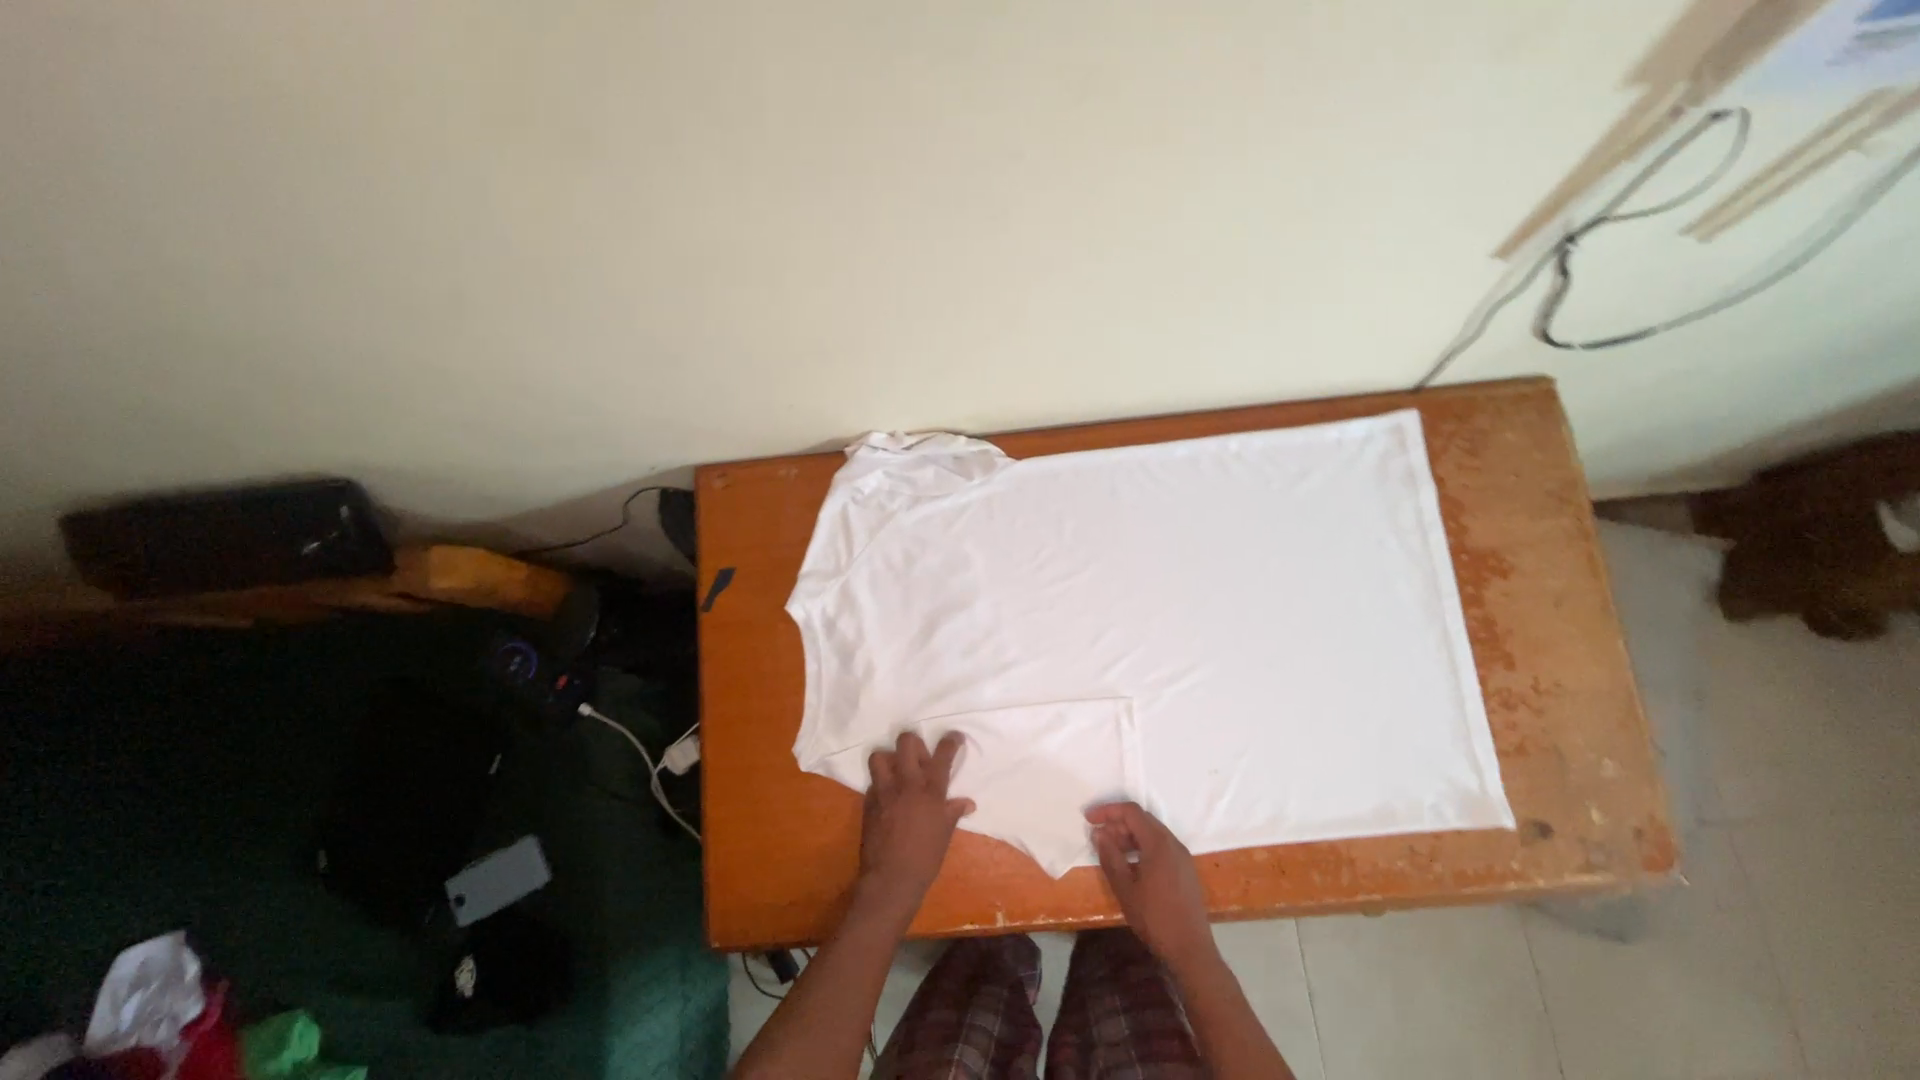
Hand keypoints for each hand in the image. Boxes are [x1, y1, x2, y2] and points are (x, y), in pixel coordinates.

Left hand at [857, 731, 974, 915]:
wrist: (891, 878)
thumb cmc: (925, 859)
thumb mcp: (945, 835)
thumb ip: (953, 813)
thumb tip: (967, 803)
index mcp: (931, 792)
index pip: (943, 756)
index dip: (951, 741)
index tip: (955, 736)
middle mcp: (907, 785)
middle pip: (907, 743)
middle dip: (914, 743)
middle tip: (920, 757)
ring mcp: (884, 792)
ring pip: (879, 756)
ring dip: (889, 759)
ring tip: (897, 772)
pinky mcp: (868, 802)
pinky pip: (872, 782)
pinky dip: (880, 784)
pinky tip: (887, 797)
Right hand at [1086, 801, 1216, 973]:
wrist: (1190, 948)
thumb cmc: (1154, 918)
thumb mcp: (1125, 888)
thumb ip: (1110, 857)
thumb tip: (1099, 833)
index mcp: (1159, 843)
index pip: (1132, 812)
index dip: (1108, 811)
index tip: (1088, 819)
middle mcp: (1173, 843)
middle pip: (1143, 820)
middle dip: (1118, 823)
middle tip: (1098, 838)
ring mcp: (1182, 856)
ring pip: (1152, 833)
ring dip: (1130, 836)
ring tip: (1111, 851)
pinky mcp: (1185, 869)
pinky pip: (1161, 847)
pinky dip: (1142, 847)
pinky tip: (1130, 865)